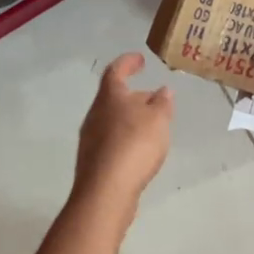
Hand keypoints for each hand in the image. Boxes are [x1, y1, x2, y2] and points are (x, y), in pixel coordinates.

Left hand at [74, 53, 173, 207]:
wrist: (105, 193)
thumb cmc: (133, 145)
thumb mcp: (158, 119)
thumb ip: (162, 103)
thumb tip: (163, 90)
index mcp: (110, 97)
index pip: (116, 70)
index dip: (128, 62)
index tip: (141, 59)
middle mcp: (95, 114)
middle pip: (114, 97)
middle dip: (134, 96)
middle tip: (154, 98)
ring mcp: (90, 140)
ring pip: (113, 120)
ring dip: (131, 119)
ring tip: (151, 125)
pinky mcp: (93, 163)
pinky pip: (111, 142)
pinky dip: (126, 139)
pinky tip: (140, 150)